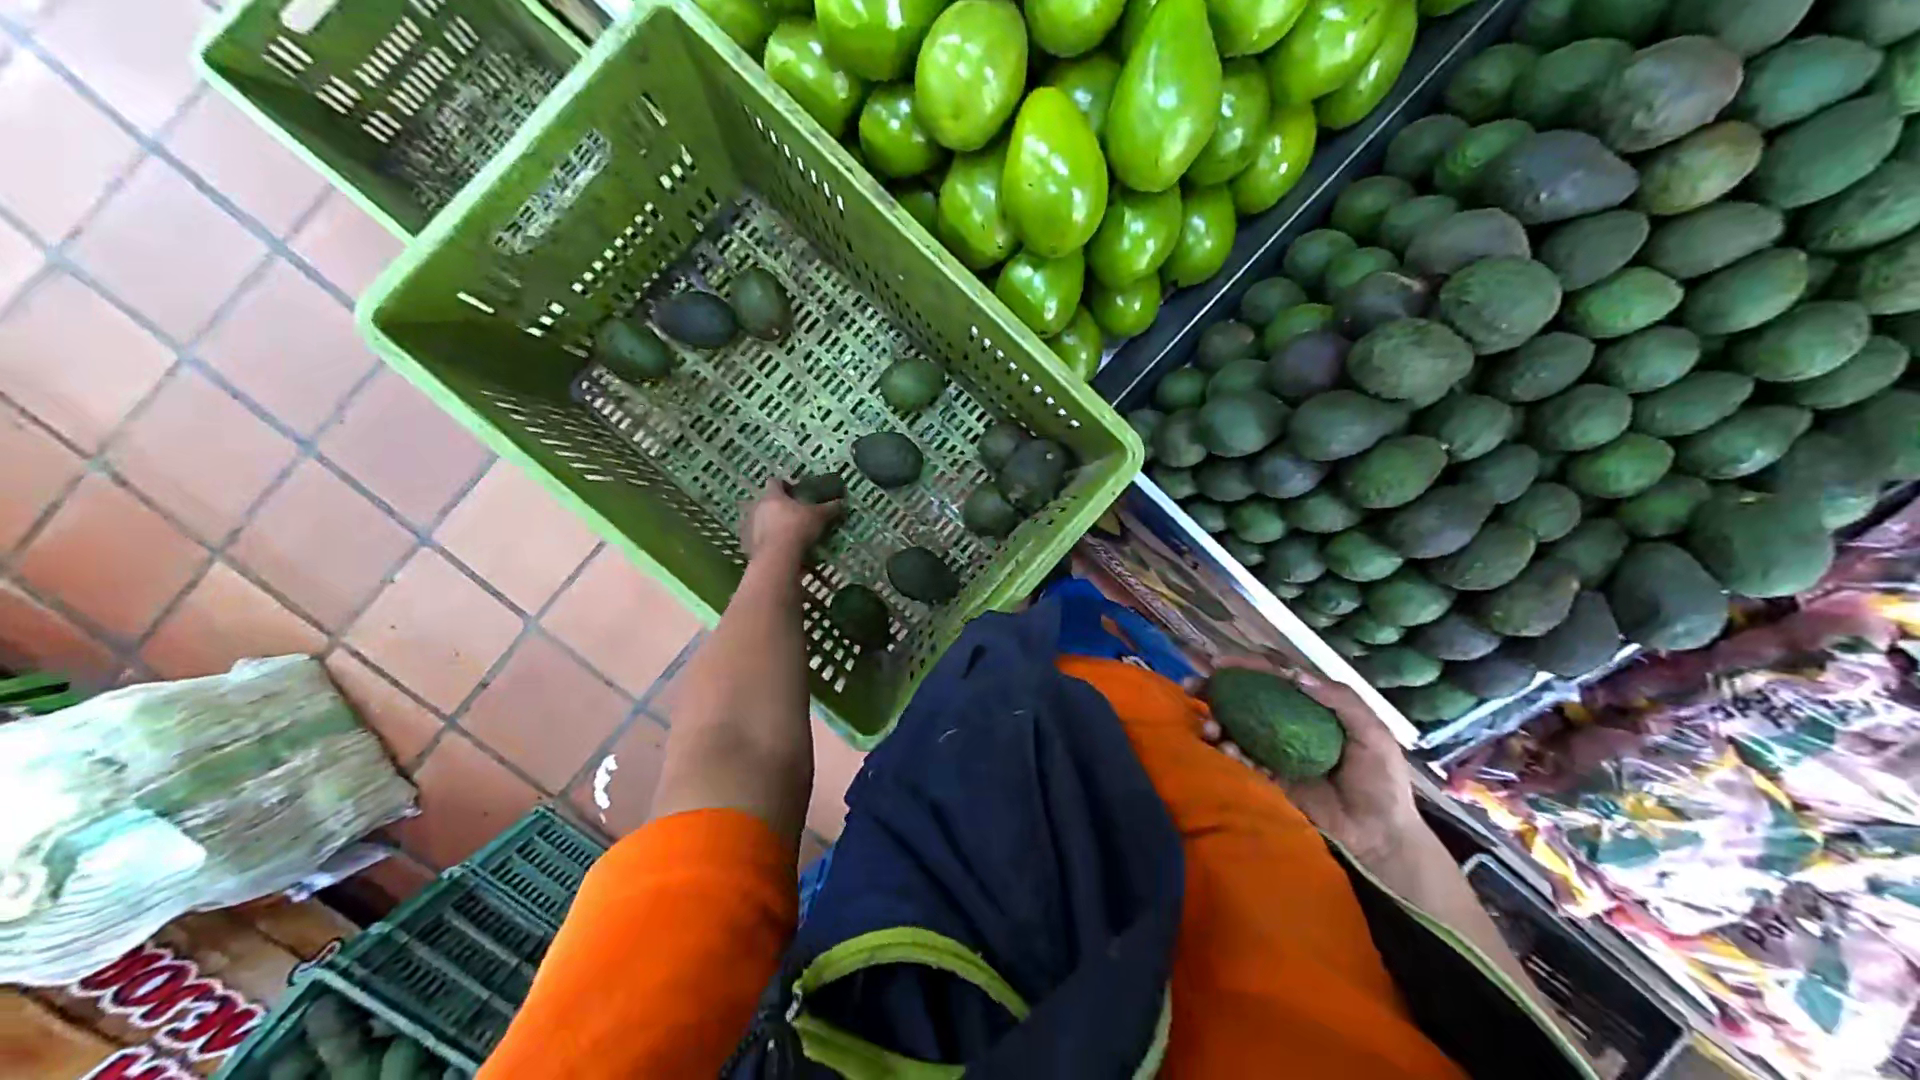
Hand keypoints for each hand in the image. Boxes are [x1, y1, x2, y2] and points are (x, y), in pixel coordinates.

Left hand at [739, 480, 840, 563]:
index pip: (774, 482)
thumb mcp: (818, 517)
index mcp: (772, 496)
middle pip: (764, 501)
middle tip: (790, 515)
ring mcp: (748, 525)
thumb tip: (841, 502)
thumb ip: (829, 508)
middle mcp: (756, 507)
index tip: (792, 492)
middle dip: (775, 506)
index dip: (783, 485)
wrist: (777, 557)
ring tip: (781, 534)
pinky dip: (761, 540)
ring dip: (766, 523)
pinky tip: (773, 548)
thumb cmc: (797, 529)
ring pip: (757, 519)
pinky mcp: (744, 543)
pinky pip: (753, 538)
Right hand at [1204, 659, 1421, 865]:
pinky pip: (1238, 760)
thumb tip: (1293, 674)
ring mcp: (1272, 753)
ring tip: (1209, 727)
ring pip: (1233, 728)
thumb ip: (1340, 700)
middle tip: (1191, 686)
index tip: (1220, 662)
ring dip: (1214, 722)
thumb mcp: (1373, 734)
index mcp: (1308, 709)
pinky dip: (1226, 752)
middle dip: (1213, 690)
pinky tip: (1225, 751)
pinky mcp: (1265, 779)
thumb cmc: (1382, 782)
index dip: (1246, 667)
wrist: (1380, 838)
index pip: (1273, 679)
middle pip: (1243, 700)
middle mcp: (1284, 726)